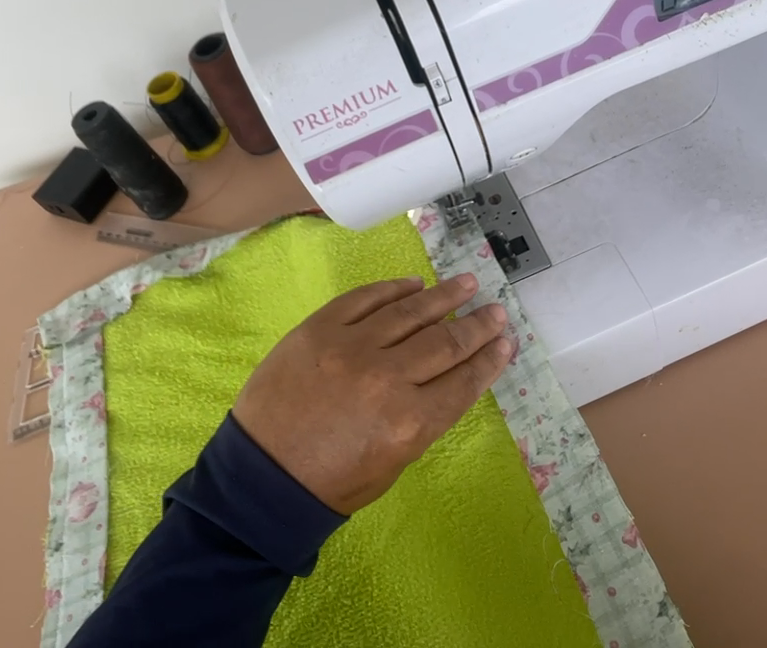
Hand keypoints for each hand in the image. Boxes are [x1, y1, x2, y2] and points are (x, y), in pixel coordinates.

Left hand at [231, 272, 513, 514]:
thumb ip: (424, 418)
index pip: (464, 380)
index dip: (490, 359)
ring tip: (466, 283)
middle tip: (497, 310)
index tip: (506, 342)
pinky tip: (413, 284)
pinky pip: (364, 299)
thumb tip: (449, 377)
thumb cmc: (331, 483)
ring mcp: (351, 347)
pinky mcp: (320, 328)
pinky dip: (392, 288)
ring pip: (410, 311)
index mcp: (409, 422)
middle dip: (478, 325)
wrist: (260, 477)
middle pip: (445, 341)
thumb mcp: (393, 464)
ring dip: (443, 296)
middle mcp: (387, 378)